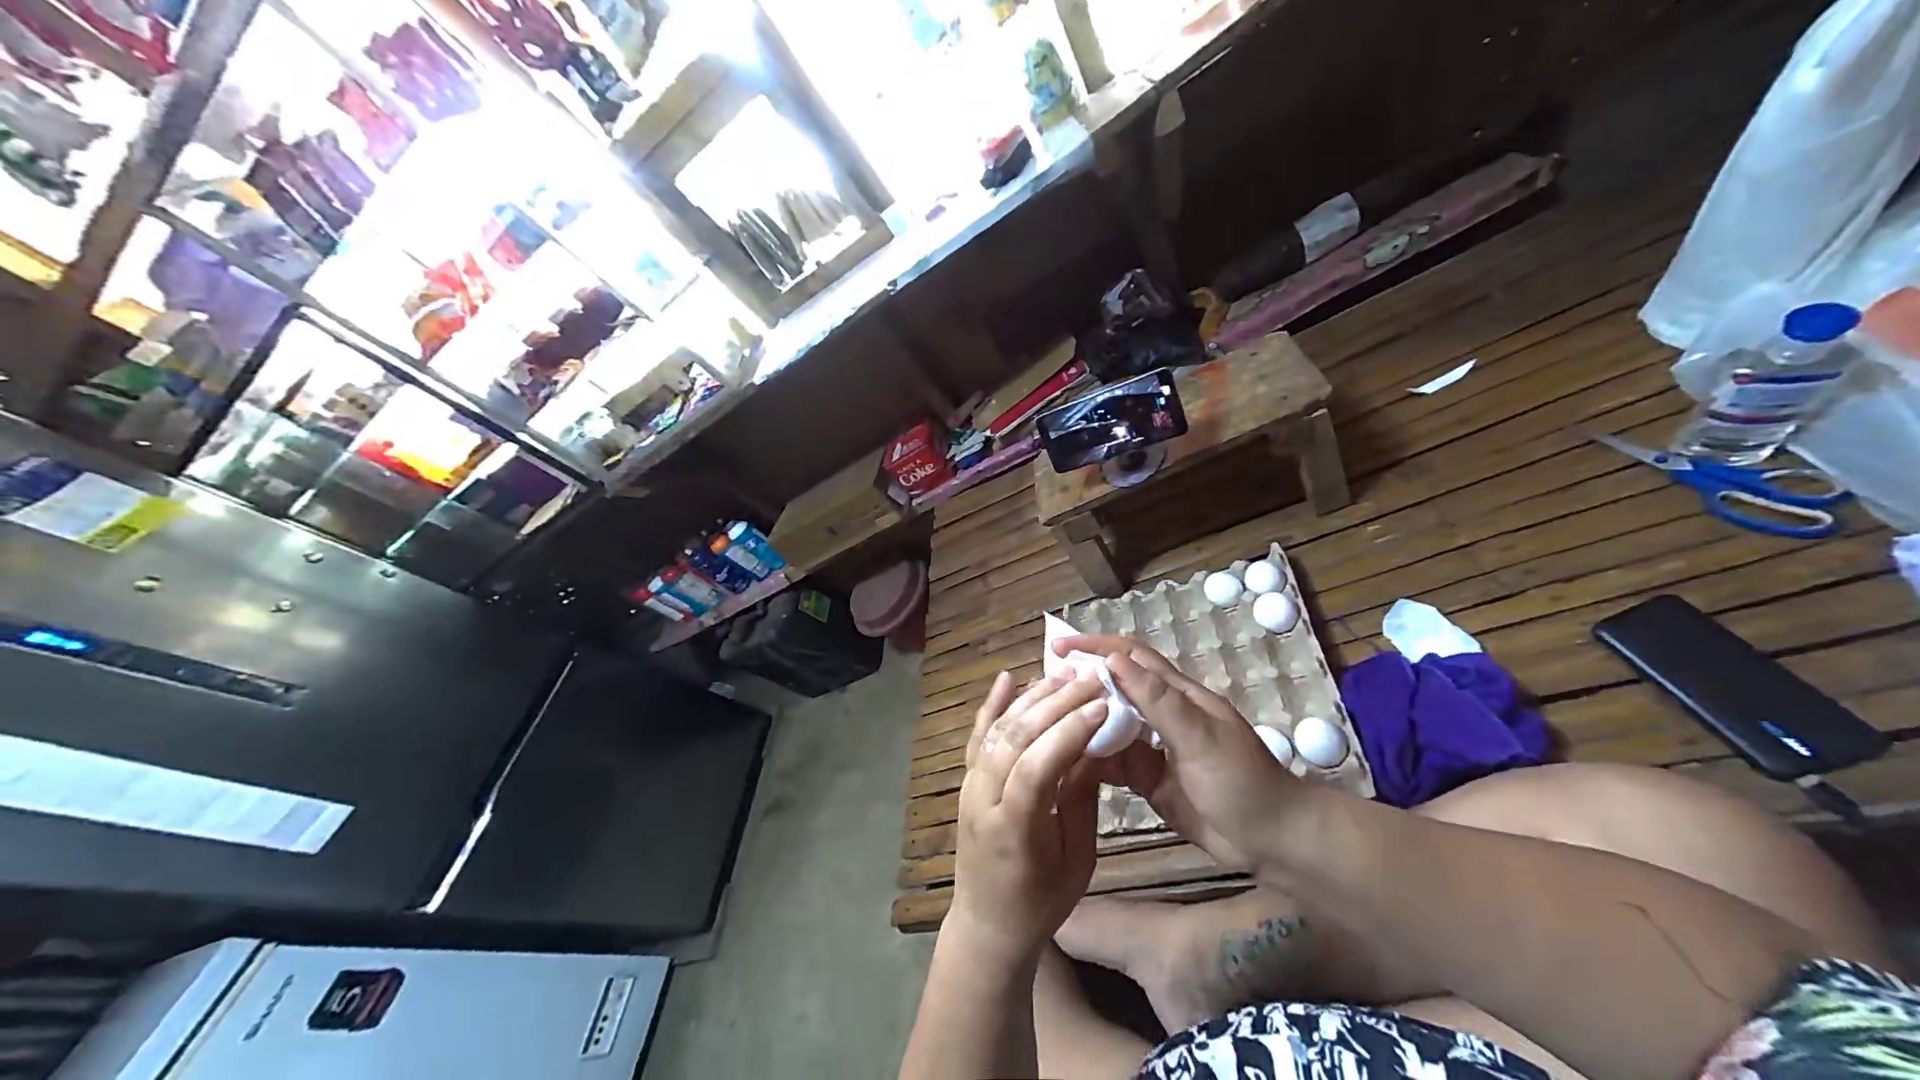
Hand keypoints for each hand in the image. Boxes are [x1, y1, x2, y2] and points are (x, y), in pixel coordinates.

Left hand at [949, 671, 1110, 961]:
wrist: (987, 923)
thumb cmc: (1041, 901)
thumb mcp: (1077, 861)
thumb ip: (1081, 801)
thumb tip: (1095, 747)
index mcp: (1013, 827)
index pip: (1037, 766)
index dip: (1069, 731)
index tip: (1102, 705)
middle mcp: (983, 799)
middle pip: (1015, 738)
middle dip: (1056, 703)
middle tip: (1090, 679)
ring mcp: (969, 787)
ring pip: (997, 730)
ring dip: (1031, 698)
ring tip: (1063, 673)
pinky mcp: (966, 781)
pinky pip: (978, 737)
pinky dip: (992, 705)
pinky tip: (1008, 678)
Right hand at [1053, 635, 1298, 868]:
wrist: (1273, 842)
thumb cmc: (1242, 782)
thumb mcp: (1200, 738)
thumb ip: (1158, 701)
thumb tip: (1113, 660)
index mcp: (1179, 696)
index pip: (1133, 659)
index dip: (1097, 646)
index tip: (1060, 646)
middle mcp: (1163, 716)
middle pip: (1116, 688)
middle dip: (1082, 681)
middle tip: (1042, 687)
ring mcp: (1155, 749)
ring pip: (1111, 725)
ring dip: (1084, 719)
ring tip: (1047, 722)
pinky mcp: (1150, 779)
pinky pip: (1114, 761)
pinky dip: (1092, 757)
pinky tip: (1067, 761)